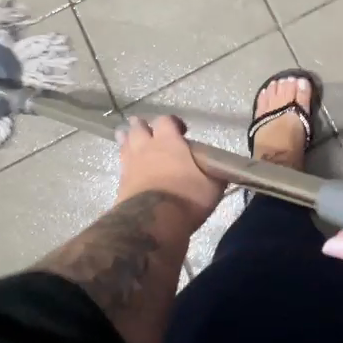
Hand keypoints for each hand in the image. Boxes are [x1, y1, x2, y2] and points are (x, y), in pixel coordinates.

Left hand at [114, 115, 224, 229]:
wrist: (153, 222)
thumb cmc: (187, 197)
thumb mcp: (212, 186)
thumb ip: (215, 174)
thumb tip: (222, 171)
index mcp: (168, 141)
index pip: (165, 120)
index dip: (172, 122)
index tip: (181, 131)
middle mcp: (146, 147)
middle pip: (138, 127)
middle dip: (142, 126)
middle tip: (148, 131)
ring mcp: (130, 164)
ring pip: (124, 143)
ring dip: (128, 140)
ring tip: (130, 140)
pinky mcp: (120, 184)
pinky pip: (121, 166)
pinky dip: (125, 164)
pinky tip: (129, 169)